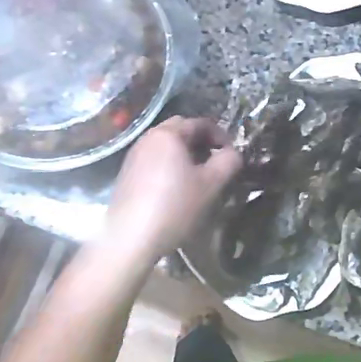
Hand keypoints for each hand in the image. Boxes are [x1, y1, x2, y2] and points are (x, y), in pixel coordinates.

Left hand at [102, 117, 241, 261]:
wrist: (130, 238)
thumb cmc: (174, 206)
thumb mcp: (211, 184)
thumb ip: (228, 161)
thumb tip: (233, 153)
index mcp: (168, 134)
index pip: (200, 123)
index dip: (221, 135)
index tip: (232, 154)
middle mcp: (148, 138)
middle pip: (180, 130)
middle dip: (201, 142)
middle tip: (215, 162)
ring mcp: (133, 156)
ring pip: (166, 146)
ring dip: (185, 154)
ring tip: (198, 177)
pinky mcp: (126, 174)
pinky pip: (154, 160)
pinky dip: (169, 166)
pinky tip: (175, 188)